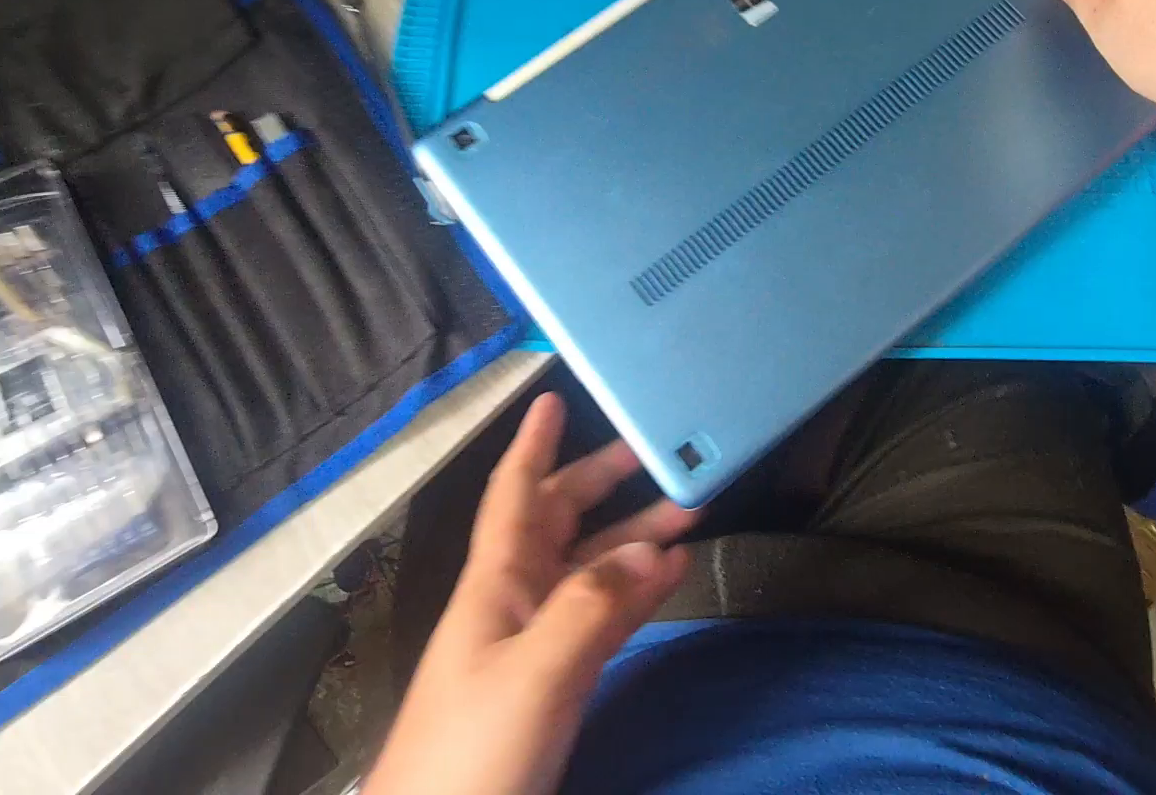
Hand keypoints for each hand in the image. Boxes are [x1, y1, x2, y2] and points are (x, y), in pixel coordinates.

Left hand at [365, 393, 698, 794]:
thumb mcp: (531, 675)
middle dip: (600, 482)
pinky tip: (673, 574)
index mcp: (498, 581)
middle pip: (561, 520)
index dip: (532, 445)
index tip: (552, 401)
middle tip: (648, 453)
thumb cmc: (470, 753)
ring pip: (592, 566)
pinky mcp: (559, 674)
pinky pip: (605, 614)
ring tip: (685, 511)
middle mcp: (518, 597)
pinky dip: (639, 590)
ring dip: (634, 536)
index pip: (516, 493)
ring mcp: (539, 637)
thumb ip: (591, 608)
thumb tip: (655, 549)